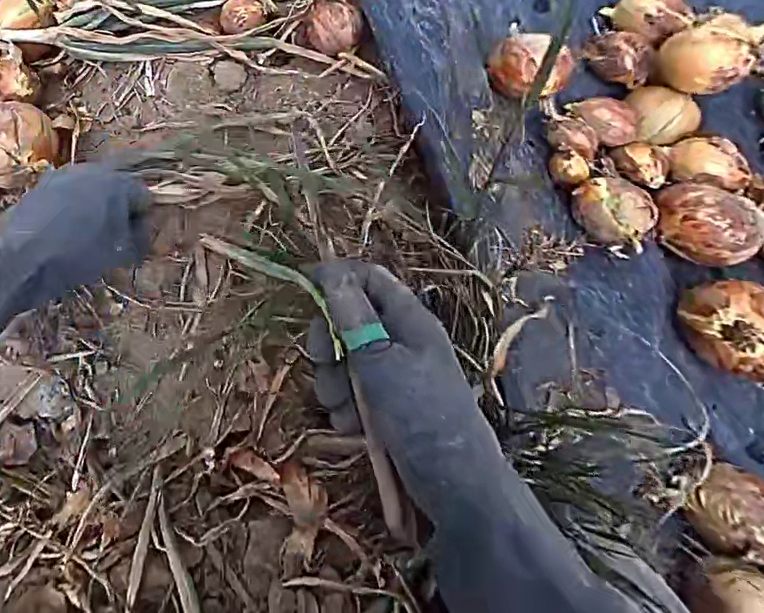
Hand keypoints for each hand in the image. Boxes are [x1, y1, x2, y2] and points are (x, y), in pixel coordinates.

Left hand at [0, 162, 149, 358]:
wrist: (12, 260)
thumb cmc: (73, 255)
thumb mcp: (117, 253)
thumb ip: (138, 239)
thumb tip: (142, 235)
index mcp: (117, 183)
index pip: (144, 197)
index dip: (144, 221)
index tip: (138, 243)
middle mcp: (91, 171)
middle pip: (117, 190)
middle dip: (120, 213)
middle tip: (116, 242)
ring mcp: (62, 178)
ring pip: (90, 193)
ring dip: (95, 212)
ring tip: (88, 243)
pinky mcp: (38, 190)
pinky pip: (67, 199)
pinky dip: (71, 215)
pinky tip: (63, 239)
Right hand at [305, 261, 518, 522]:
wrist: (458, 491)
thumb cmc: (421, 416)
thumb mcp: (380, 363)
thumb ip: (352, 318)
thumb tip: (330, 271)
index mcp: (408, 317)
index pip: (368, 277)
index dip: (337, 278)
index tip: (306, 290)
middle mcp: (401, 339)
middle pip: (350, 319)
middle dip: (330, 344)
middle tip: (325, 367)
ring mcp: (395, 373)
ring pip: (346, 360)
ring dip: (335, 384)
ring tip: (345, 412)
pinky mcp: (388, 404)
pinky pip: (353, 393)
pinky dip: (346, 408)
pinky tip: (352, 429)